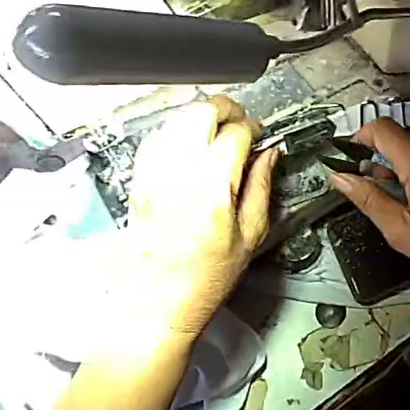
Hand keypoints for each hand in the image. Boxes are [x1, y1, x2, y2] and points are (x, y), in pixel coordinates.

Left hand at [124, 96, 278, 340]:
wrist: (157, 300)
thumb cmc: (203, 278)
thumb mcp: (250, 235)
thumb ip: (261, 186)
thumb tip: (270, 155)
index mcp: (213, 187)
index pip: (236, 133)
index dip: (253, 128)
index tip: (259, 135)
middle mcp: (180, 173)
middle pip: (201, 111)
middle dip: (225, 109)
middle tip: (239, 122)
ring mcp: (155, 173)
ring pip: (177, 118)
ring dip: (199, 118)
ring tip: (215, 133)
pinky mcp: (139, 179)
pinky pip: (156, 137)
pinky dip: (175, 133)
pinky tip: (188, 146)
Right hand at [328, 118, 409, 301]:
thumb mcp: (400, 230)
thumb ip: (368, 199)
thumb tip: (340, 178)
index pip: (381, 128)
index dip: (361, 137)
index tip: (352, 155)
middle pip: (401, 142)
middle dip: (383, 162)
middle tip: (377, 192)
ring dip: (406, 170)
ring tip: (407, 204)